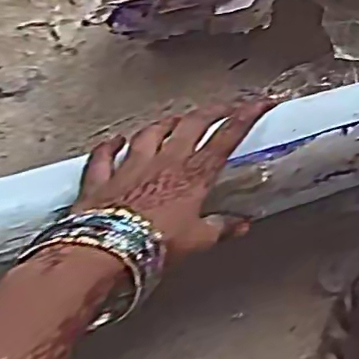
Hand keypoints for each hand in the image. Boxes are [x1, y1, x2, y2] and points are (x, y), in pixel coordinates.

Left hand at [74, 100, 273, 259]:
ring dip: (166, 123)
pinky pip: (103, 156)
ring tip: (176, 118)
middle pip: (192, 124)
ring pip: (151, 133)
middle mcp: (166, 162)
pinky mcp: (99, 181)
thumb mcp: (198, 240)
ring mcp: (131, 168)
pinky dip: (110, 146)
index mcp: (195, 174)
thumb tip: (241, 225)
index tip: (261, 103)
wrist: (97, 256)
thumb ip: (221, 228)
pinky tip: (115, 139)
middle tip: (224, 106)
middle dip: (212, 111)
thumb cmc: (153, 246)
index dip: (247, 116)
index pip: (228, 136)